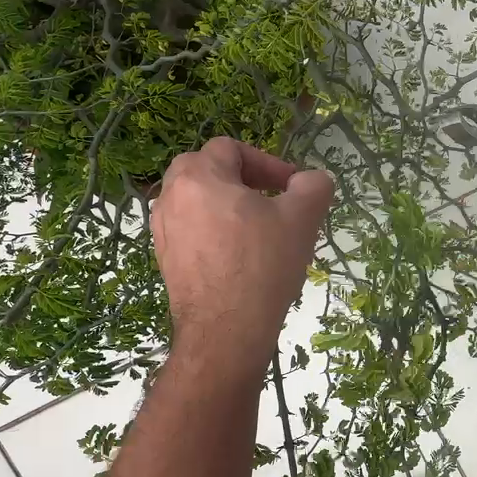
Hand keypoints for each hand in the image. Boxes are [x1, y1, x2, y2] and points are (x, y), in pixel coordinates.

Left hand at [152, 137, 333, 372]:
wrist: (227, 328)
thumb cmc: (265, 264)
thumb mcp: (303, 218)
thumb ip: (313, 186)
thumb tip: (311, 180)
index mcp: (201, 179)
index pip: (229, 148)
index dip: (267, 161)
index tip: (291, 187)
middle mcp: (171, 198)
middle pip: (203, 168)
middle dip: (240, 177)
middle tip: (271, 200)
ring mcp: (163, 231)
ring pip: (195, 199)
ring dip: (226, 203)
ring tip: (258, 229)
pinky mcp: (166, 258)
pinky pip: (190, 228)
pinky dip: (214, 229)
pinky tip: (241, 254)